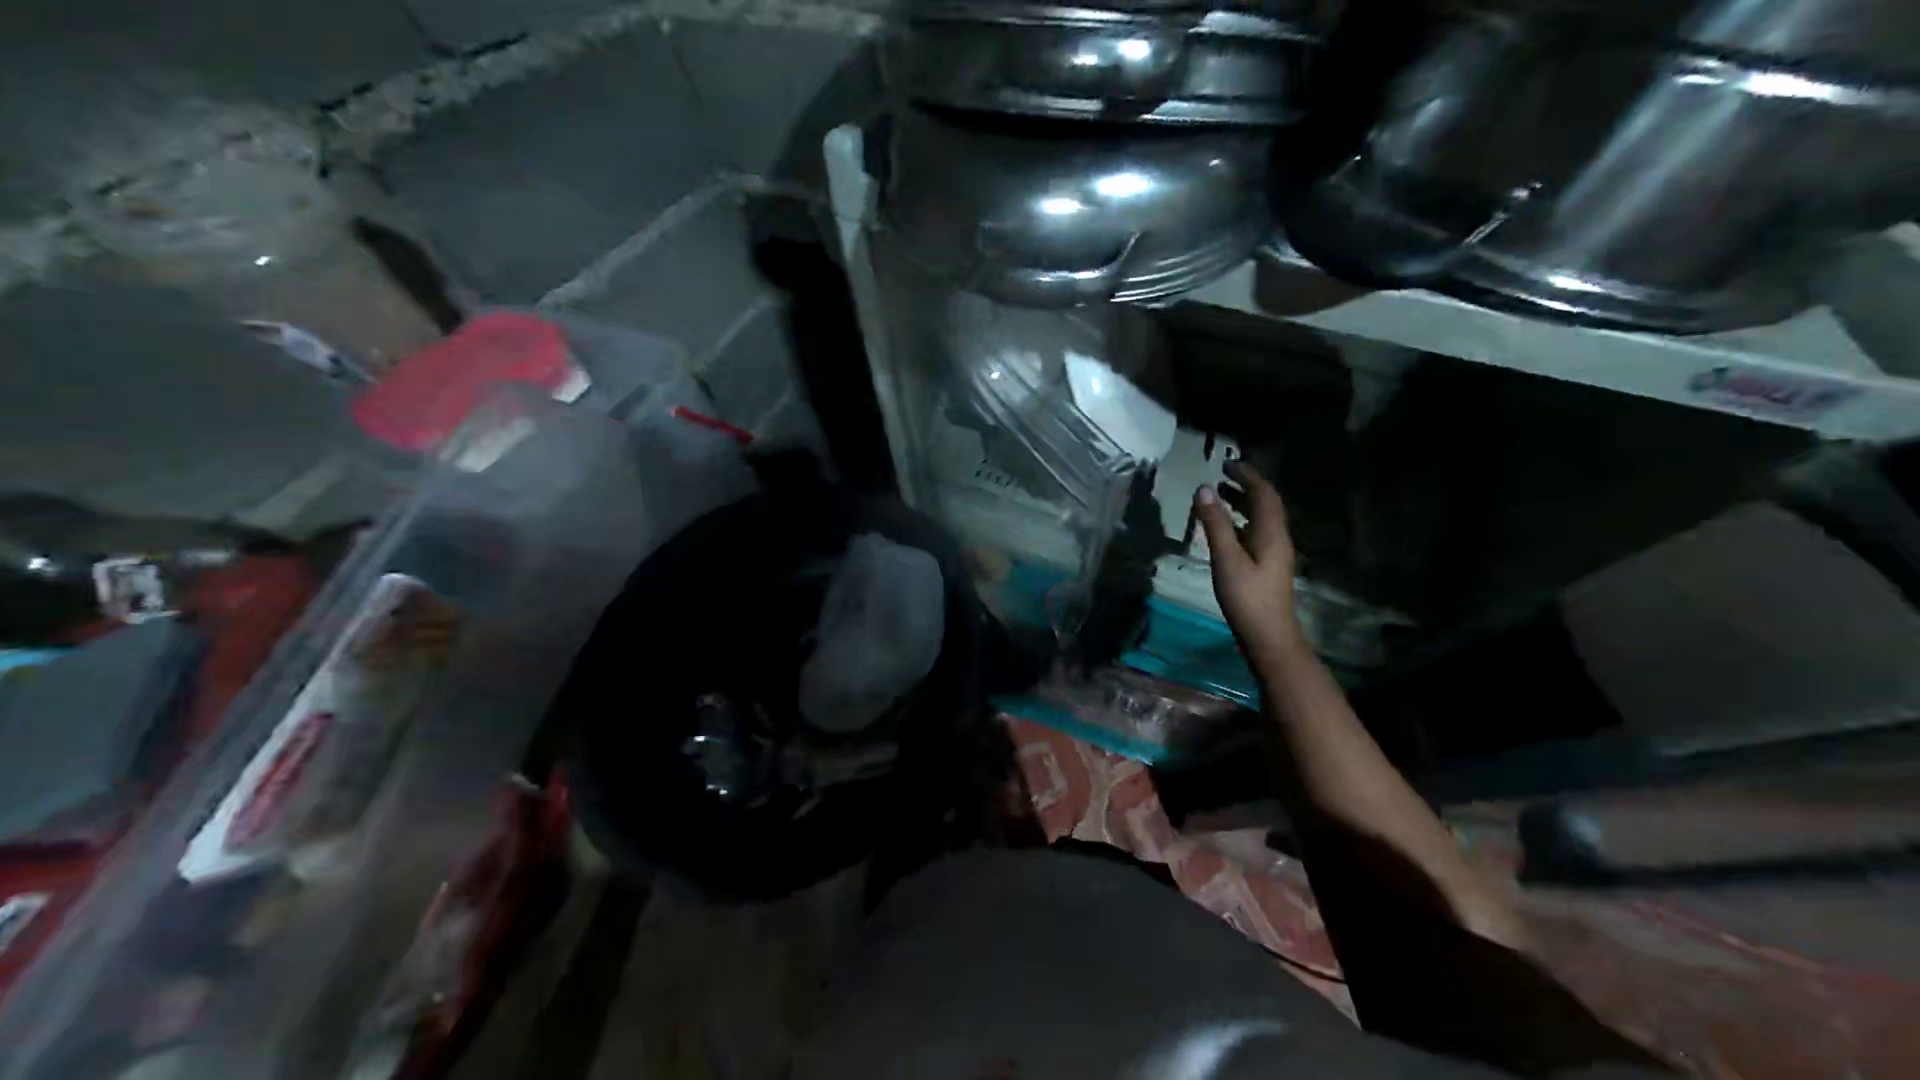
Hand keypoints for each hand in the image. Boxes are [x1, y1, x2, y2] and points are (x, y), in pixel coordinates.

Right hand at [1194, 460, 1302, 659]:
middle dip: (1246, 485)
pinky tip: (1227, 527)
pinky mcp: (1267, 566)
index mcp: (1271, 532)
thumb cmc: (1247, 597)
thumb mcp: (1227, 559)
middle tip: (1223, 474)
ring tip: (1221, 494)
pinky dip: (1241, 520)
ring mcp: (1274, 553)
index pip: (1263, 493)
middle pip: (1266, 503)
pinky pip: (1256, 531)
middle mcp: (1277, 538)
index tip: (1226, 464)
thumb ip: (1215, 524)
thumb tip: (1204, 489)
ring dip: (1244, 502)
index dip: (1247, 475)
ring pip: (1261, 518)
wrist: (1269, 636)